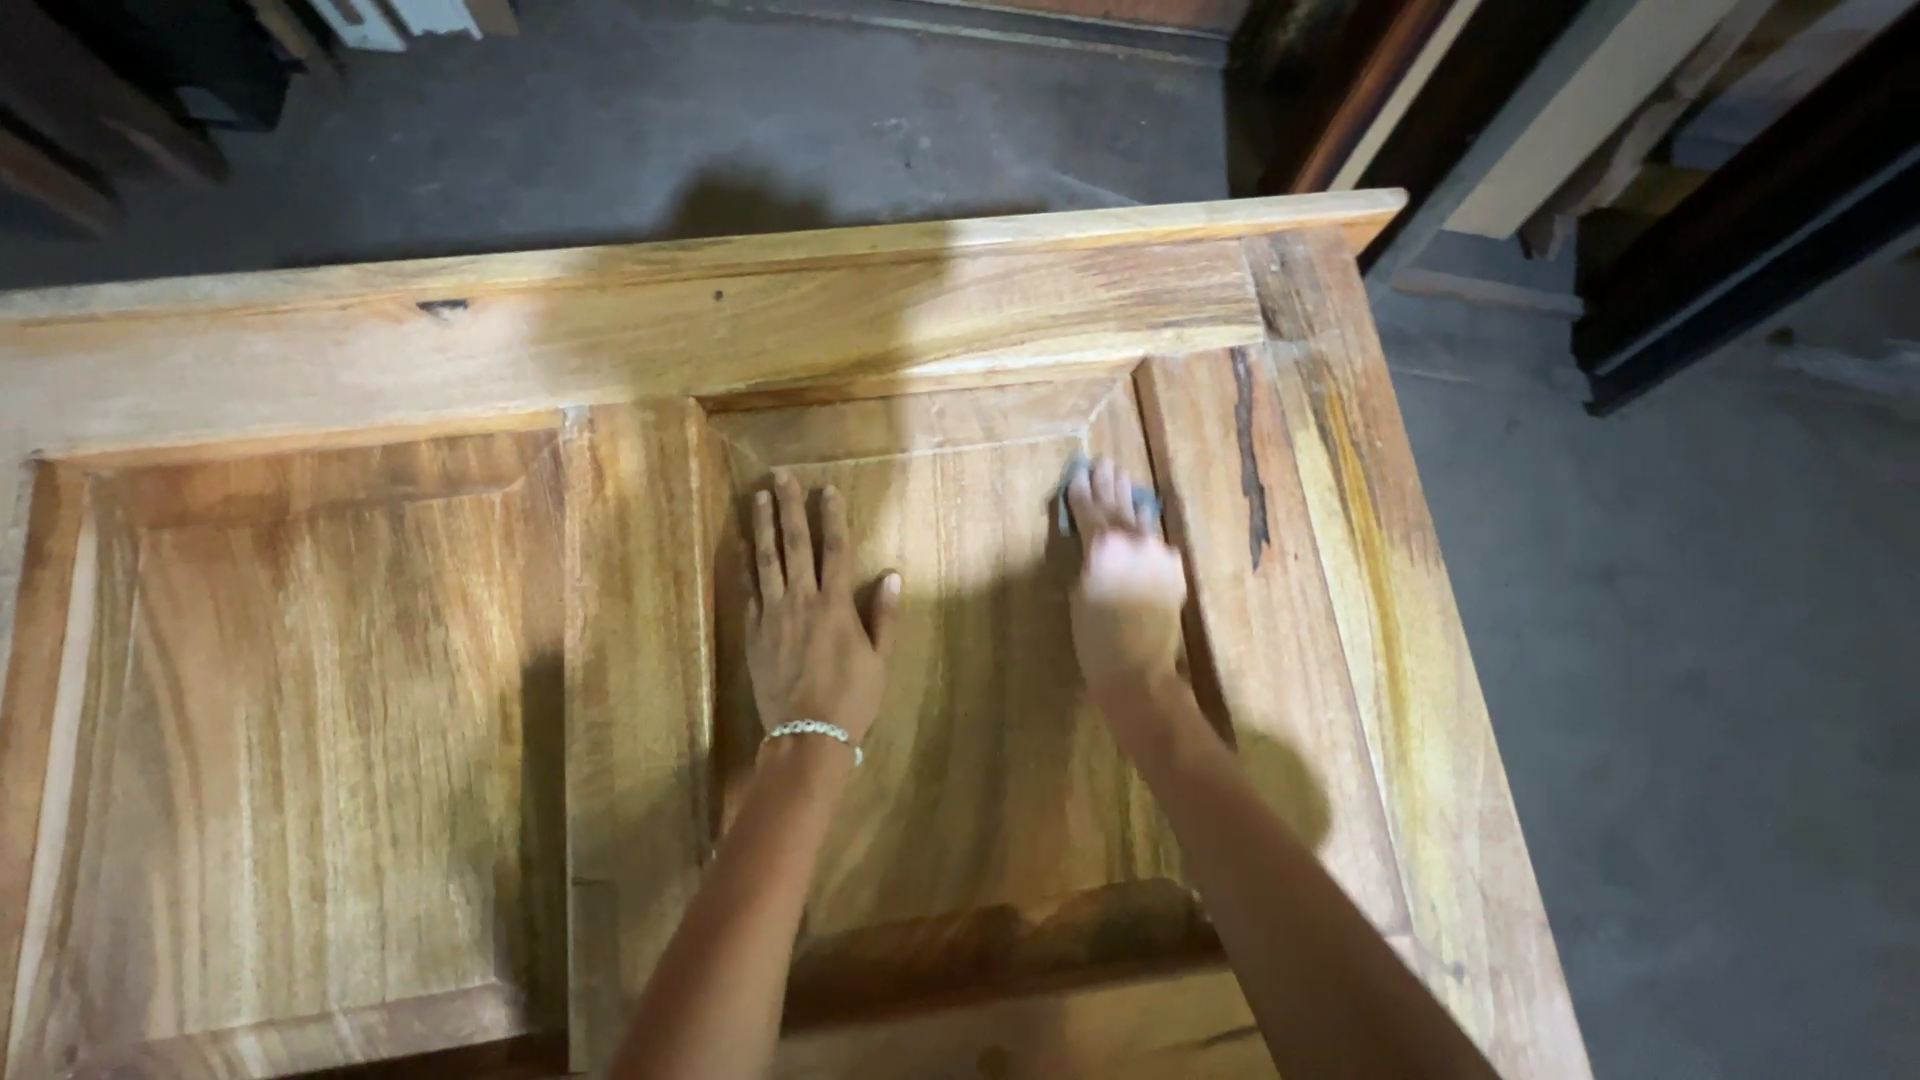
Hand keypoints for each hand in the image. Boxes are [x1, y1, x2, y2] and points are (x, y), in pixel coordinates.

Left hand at [747, 470, 900, 750]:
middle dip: (790, 508)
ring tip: (757, 497)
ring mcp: (773, 616)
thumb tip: (892, 575)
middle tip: (781, 476)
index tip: (827, 489)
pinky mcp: (754, 633)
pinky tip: (738, 545)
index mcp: (836, 606)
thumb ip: (884, 616)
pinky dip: (742, 566)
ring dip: (762, 526)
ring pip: (766, 560)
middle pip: (796, 545)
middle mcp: (802, 602)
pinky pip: (746, 591)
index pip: (836, 550)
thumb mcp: (879, 659)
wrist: (808, 733)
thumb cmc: (852, 699)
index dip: (832, 517)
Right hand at [1067, 458, 1188, 714]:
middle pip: (1117, 506)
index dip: (1080, 494)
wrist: (1139, 670)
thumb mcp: (1078, 594)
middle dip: (1107, 486)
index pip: (1088, 511)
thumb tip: (1095, 547)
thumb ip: (1088, 561)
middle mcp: (1134, 540)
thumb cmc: (1095, 639)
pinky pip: (1156, 540)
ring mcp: (1159, 553)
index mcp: (1103, 545)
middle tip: (1102, 463)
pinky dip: (1145, 527)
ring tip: (1121, 477)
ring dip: (1128, 498)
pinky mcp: (1174, 569)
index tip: (1076, 477)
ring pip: (1140, 518)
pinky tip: (1142, 514)